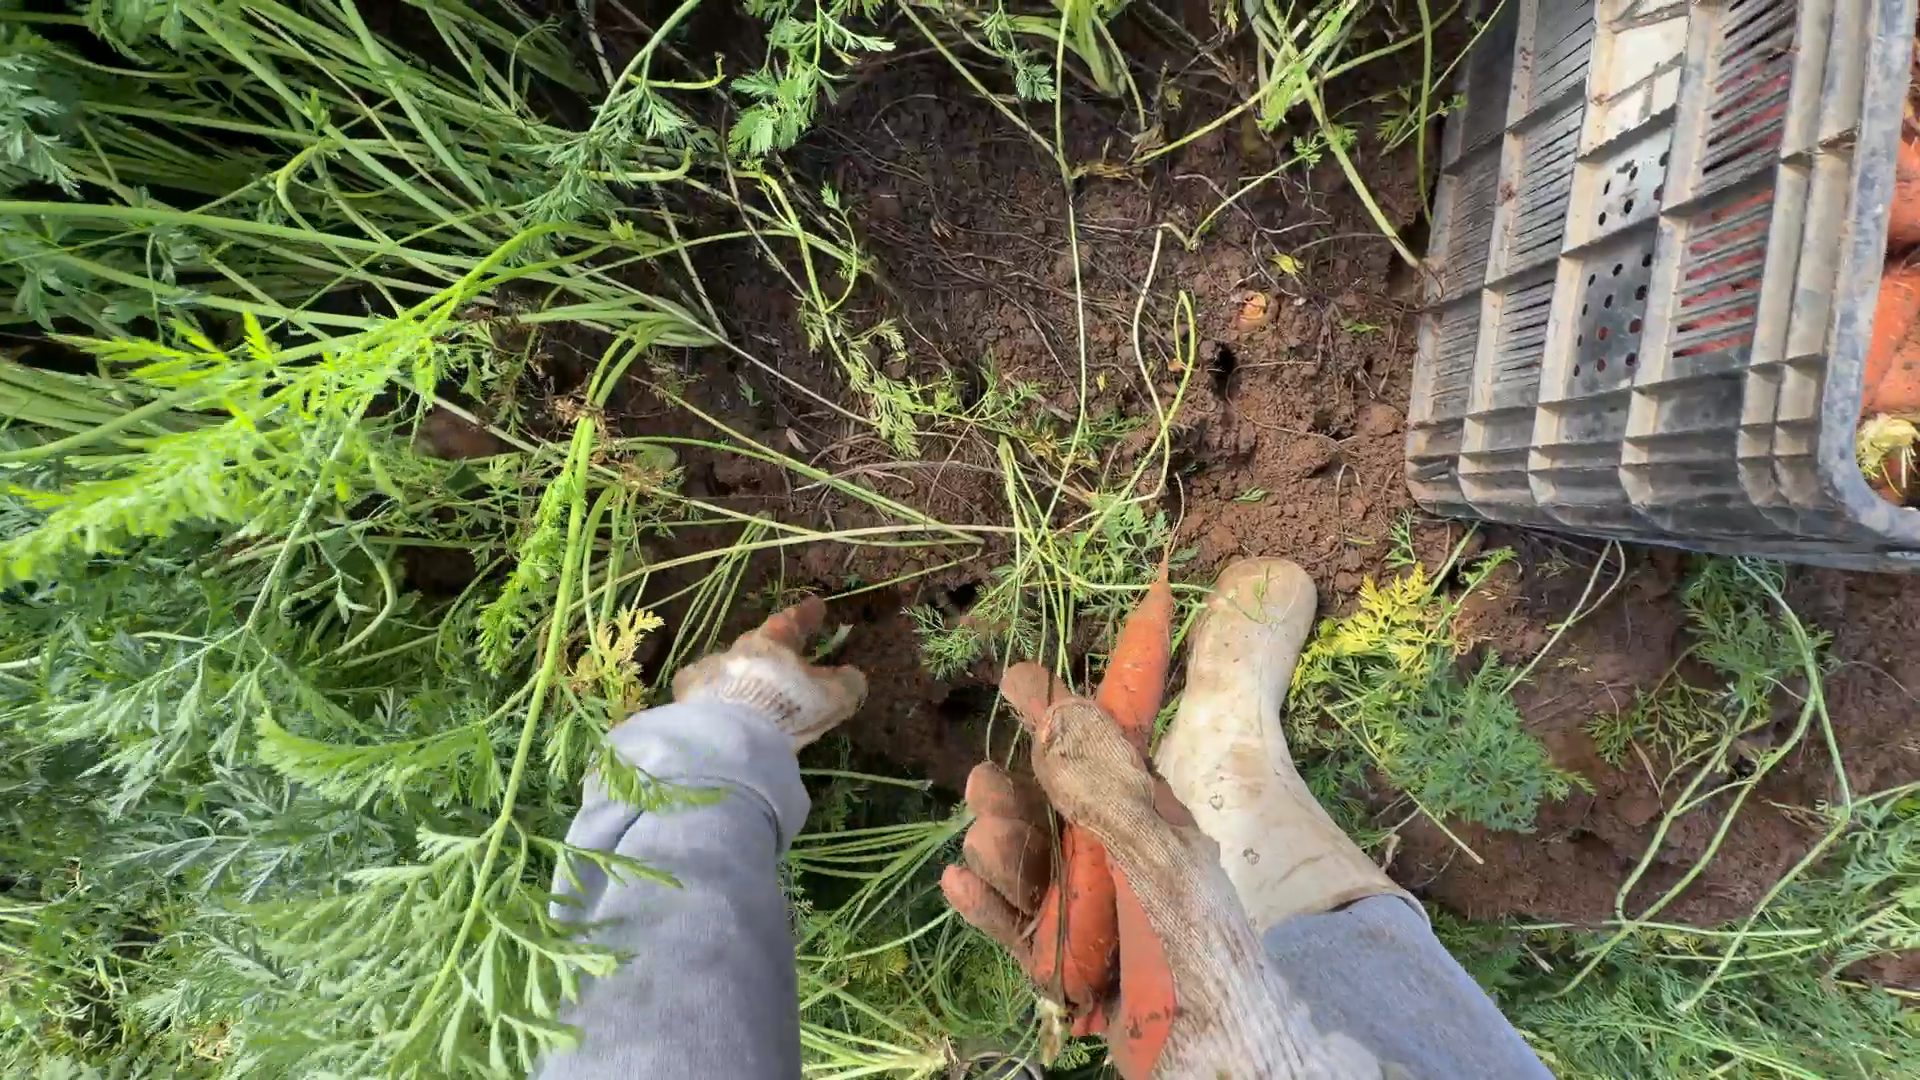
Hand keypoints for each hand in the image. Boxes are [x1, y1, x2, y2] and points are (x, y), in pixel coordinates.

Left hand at [672, 597, 865, 748]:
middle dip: (773, 644)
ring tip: (752, 684)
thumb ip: (846, 683)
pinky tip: (717, 700)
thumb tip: (853, 675)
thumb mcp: (833, 697)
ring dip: (745, 669)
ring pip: (733, 661)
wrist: (733, 735)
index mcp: (777, 640)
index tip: (817, 605)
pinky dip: (715, 690)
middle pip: (760, 639)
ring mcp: (713, 666)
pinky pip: (705, 685)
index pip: (795, 620)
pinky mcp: (689, 692)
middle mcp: (744, 645)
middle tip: (783, 652)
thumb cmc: (789, 706)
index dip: (807, 614)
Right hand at [943, 664, 1387, 1078]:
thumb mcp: (1165, 860)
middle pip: (1040, 808)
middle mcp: (1107, 854)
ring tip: (986, 843)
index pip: (1093, 748)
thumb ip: (1110, 792)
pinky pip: (1010, 924)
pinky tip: (957, 883)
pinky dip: (983, 906)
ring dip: (996, 847)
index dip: (1057, 708)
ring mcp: (1081, 907)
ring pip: (1020, 863)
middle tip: (983, 784)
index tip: (1018, 676)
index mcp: (1142, 818)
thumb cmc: (1203, 950)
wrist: (1221, 1062)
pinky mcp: (1059, 960)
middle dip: (1008, 791)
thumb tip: (1057, 719)